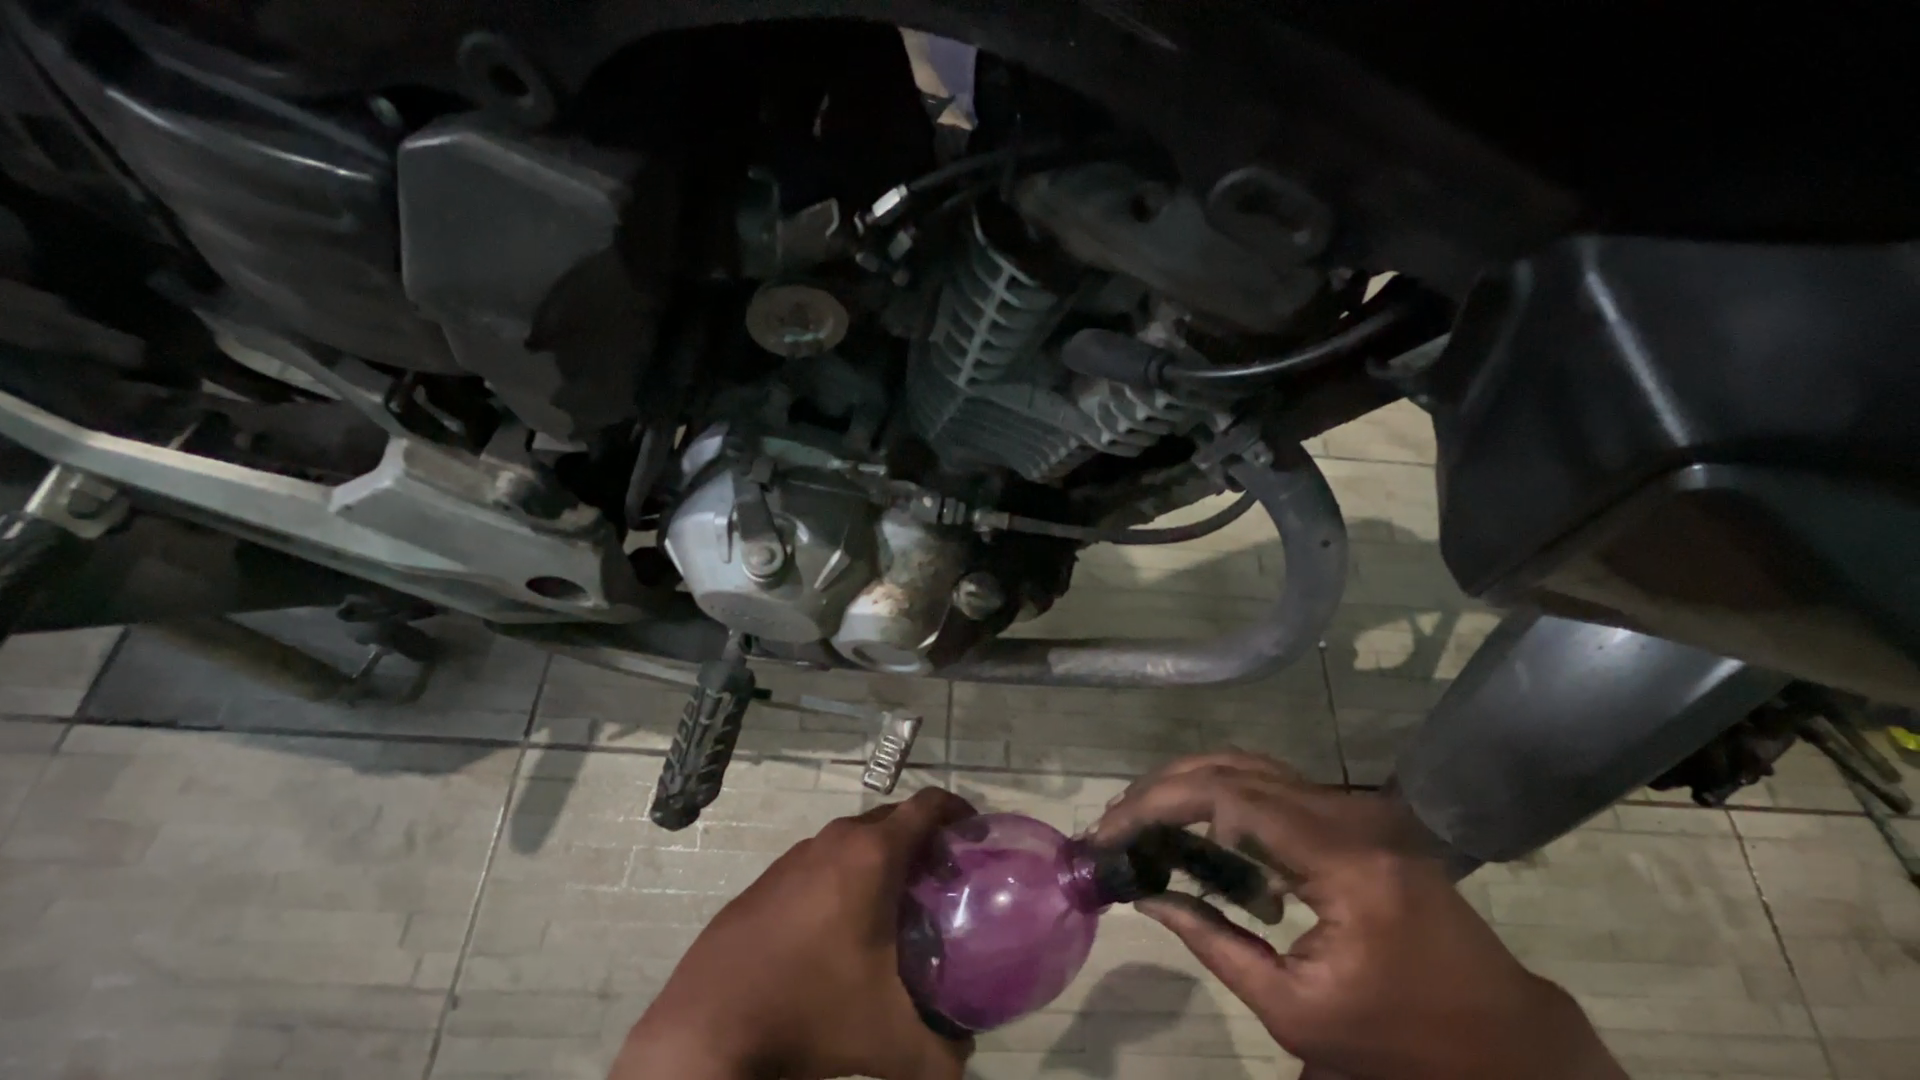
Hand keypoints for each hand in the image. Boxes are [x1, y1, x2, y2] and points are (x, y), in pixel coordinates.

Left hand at [612, 787, 976, 1079]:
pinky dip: (842, 880)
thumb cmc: (810, 1015)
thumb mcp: (890, 1043)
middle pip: (891, 819)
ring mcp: (792, 859)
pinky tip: (840, 932)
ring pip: (851, 842)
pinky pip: (818, 865)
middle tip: (945, 881)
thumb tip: (965, 1060)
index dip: (959, 810)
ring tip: (897, 909)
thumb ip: (943, 1056)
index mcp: (870, 857)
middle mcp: (832, 843)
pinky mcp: (763, 883)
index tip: (978, 836)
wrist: (706, 1032)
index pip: (927, 805)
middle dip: (923, 840)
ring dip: (880, 861)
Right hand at [1092, 751, 1626, 1079]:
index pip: (1232, 799)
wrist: (1503, 1040)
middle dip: (1165, 787)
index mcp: (1343, 863)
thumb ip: (1215, 943)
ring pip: (1255, 768)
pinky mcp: (1359, 820)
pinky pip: (1277, 790)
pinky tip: (1193, 826)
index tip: (1111, 833)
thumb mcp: (1296, 1011)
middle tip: (1114, 822)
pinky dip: (1224, 796)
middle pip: (1238, 769)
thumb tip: (1149, 896)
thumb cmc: (1400, 1042)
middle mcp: (1351, 817)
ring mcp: (1360, 812)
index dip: (1160, 804)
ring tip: (1140, 819)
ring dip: (1191, 784)